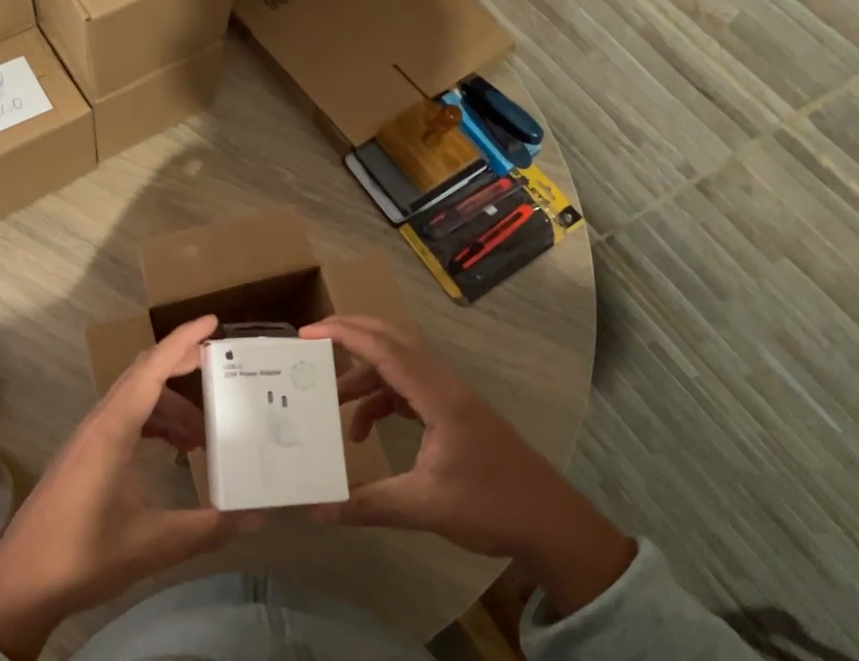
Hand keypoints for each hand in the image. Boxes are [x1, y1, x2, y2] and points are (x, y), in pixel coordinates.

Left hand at [0, 315, 260, 657]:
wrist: (19, 585)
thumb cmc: (81, 557)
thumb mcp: (152, 545)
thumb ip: (208, 529)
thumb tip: (259, 515)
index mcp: (112, 431)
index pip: (151, 369)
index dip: (183, 341)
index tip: (213, 321)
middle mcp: (99, 424)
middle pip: (143, 376)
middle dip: (183, 365)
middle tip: (223, 366)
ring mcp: (87, 440)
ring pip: (135, 401)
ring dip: (171, 405)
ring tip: (206, 432)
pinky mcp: (83, 457)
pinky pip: (125, 421)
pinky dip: (154, 424)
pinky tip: (174, 451)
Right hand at [302, 315, 634, 615]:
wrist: (552, 524)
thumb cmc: (492, 507)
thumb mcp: (424, 507)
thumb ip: (367, 504)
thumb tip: (314, 510)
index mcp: (439, 397)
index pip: (386, 350)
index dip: (344, 336)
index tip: (306, 334)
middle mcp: (445, 386)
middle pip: (393, 342)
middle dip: (350, 335)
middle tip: (309, 342)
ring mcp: (451, 398)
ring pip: (398, 366)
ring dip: (363, 375)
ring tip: (327, 396)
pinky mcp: (454, 414)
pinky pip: (407, 390)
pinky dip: (380, 400)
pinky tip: (362, 429)